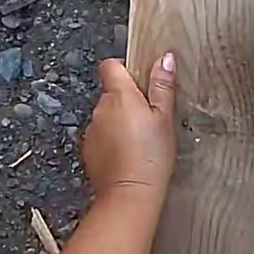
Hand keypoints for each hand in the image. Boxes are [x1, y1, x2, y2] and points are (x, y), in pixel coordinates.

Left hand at [81, 53, 177, 200]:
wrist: (130, 194)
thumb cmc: (151, 156)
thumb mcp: (164, 118)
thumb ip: (162, 86)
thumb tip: (165, 58)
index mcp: (119, 95)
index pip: (110, 66)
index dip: (123, 68)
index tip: (139, 79)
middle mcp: (100, 109)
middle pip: (111, 93)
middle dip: (127, 100)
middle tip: (149, 117)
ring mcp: (92, 130)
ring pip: (106, 116)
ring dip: (119, 122)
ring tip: (140, 140)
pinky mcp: (89, 150)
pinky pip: (101, 136)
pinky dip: (111, 140)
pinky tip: (128, 154)